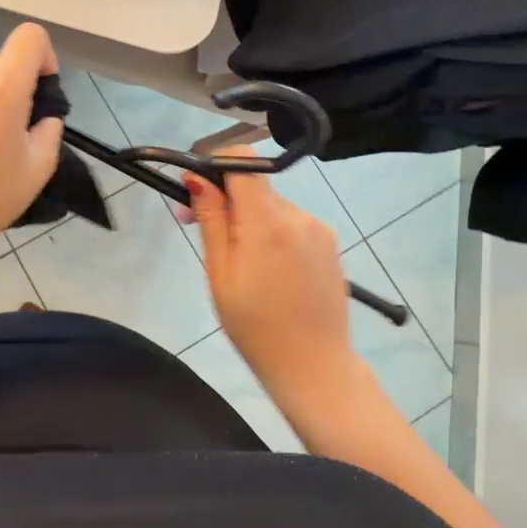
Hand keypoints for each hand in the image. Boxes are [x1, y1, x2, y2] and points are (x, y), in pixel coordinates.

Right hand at [185, 149, 353, 395]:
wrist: (314, 367)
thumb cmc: (255, 325)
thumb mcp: (220, 273)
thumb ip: (211, 219)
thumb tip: (197, 177)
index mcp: (267, 221)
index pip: (243, 160)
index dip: (215, 165)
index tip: (197, 191)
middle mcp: (298, 215)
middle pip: (254, 185)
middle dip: (225, 198)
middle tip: (198, 228)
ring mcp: (319, 229)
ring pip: (271, 205)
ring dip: (248, 219)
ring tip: (237, 261)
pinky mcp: (330, 245)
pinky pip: (291, 223)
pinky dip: (271, 233)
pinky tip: (267, 270)